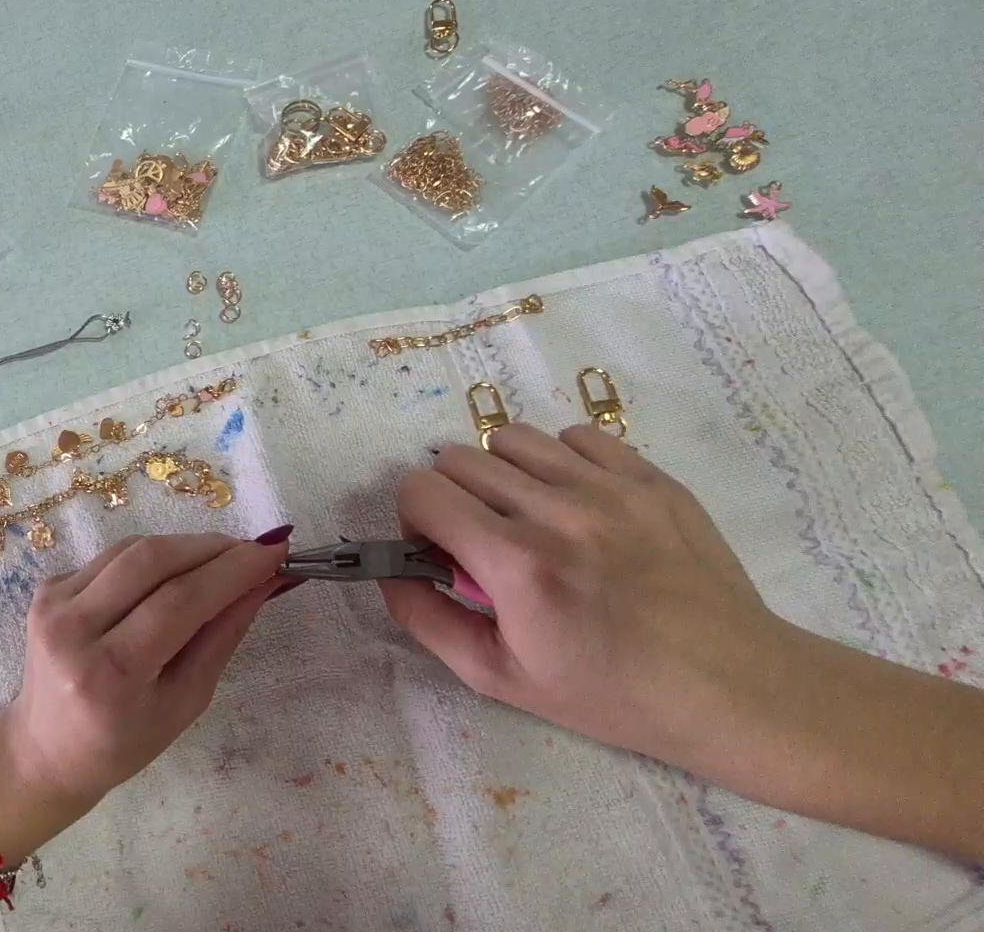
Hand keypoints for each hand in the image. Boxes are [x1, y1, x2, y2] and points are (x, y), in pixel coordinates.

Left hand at [0, 530, 292, 855]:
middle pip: (150, 561)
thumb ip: (222, 636)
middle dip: (209, 548)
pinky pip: (110, 559)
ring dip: (182, 547)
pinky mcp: (46, 588)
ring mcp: (53, 604)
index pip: (179, 601)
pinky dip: (149, 560)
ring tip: (220, 558)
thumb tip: (262, 580)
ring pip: (130, 551)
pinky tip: (171, 575)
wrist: (47, 749)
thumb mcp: (185, 701)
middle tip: (250, 550)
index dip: (231, 570)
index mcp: (110, 674)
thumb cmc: (124, 741)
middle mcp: (73, 630)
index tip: (274, 550)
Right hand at [381, 424, 790, 764]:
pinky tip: (575, 505)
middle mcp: (557, 511)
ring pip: (509, 438)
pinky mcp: (651, 478)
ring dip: (500, 473)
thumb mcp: (496, 676)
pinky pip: (573, 437)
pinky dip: (558, 463)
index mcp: (515, 562)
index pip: (421, 490)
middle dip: (451, 496)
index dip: (415, 519)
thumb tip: (391, 569)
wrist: (740, 691)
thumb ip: (423, 618)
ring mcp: (610, 488)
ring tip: (526, 514)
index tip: (441, 551)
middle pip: (456, 459)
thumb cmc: (609, 692)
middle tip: (481, 538)